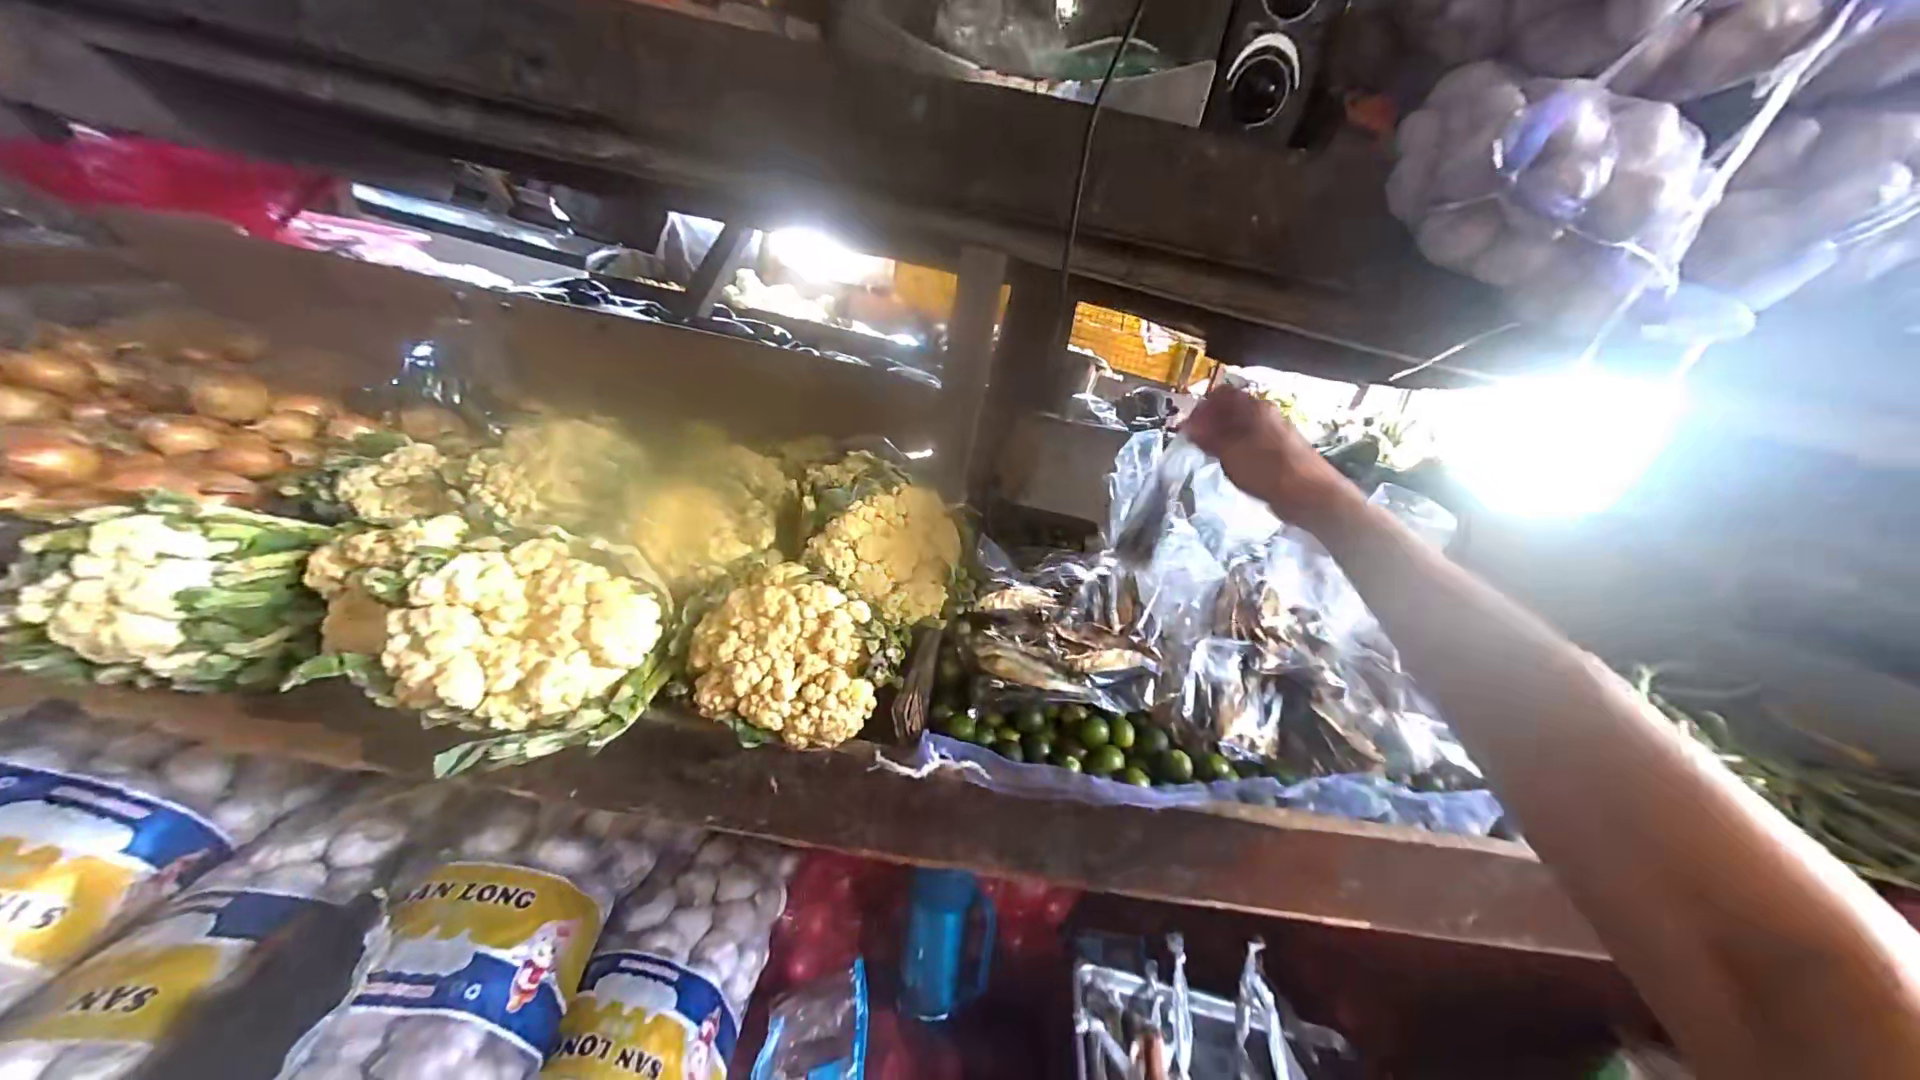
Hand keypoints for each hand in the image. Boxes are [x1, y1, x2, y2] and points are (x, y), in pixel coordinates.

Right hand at [1181, 385, 1345, 523]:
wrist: (1310, 495)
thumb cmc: (1268, 470)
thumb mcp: (1230, 453)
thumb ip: (1208, 437)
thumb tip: (1190, 425)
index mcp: (1255, 409)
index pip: (1223, 394)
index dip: (1202, 406)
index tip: (1188, 425)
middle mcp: (1266, 416)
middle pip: (1231, 410)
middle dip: (1210, 423)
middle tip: (1194, 441)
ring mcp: (1274, 434)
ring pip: (1240, 428)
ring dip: (1221, 437)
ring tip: (1207, 454)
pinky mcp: (1278, 452)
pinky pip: (1249, 443)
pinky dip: (1234, 449)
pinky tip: (1229, 464)